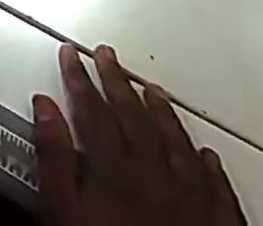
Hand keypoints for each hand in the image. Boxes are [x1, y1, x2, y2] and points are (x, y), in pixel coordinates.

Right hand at [33, 45, 245, 225]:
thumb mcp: (61, 208)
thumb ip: (54, 154)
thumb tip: (44, 105)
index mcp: (115, 170)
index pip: (94, 109)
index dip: (80, 77)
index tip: (70, 53)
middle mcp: (157, 178)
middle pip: (135, 118)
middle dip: (117, 82)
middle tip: (107, 55)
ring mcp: (194, 203)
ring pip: (178, 144)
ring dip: (161, 112)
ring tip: (151, 88)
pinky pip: (218, 188)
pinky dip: (209, 165)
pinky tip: (206, 153)